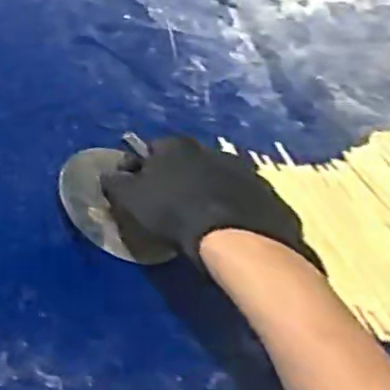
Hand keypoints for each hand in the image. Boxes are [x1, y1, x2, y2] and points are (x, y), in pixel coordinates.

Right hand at [103, 136, 320, 269]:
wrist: (239, 244)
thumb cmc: (172, 211)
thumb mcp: (127, 196)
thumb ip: (115, 180)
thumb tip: (113, 175)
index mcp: (178, 146)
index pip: (152, 147)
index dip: (141, 165)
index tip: (134, 184)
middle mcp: (216, 153)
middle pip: (189, 162)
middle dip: (178, 176)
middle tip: (166, 199)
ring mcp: (252, 177)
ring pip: (220, 181)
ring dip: (208, 192)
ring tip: (197, 216)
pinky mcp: (276, 202)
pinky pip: (246, 202)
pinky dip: (234, 209)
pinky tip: (224, 228)